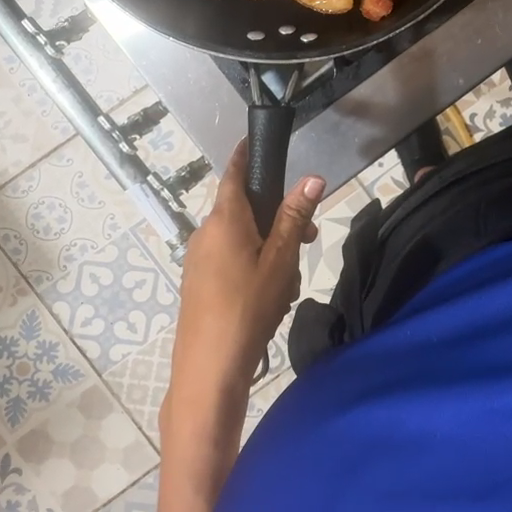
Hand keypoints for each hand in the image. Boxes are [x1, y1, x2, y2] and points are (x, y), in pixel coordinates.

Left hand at [174, 142, 324, 386]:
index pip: (234, 173)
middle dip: (279, 217)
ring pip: (242, 237)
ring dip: (271, 247)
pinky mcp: (199, 284)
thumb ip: (296, 217)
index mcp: (224, 220)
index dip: (246, 155)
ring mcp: (199, 260)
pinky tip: (272, 296)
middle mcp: (206, 234)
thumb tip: (312, 178)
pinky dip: (255, 265)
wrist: (209, 370)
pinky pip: (231, 259)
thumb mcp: (281, 260)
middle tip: (309, 239)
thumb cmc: (248, 307)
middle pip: (246, 209)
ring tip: (290, 280)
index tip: (258, 141)